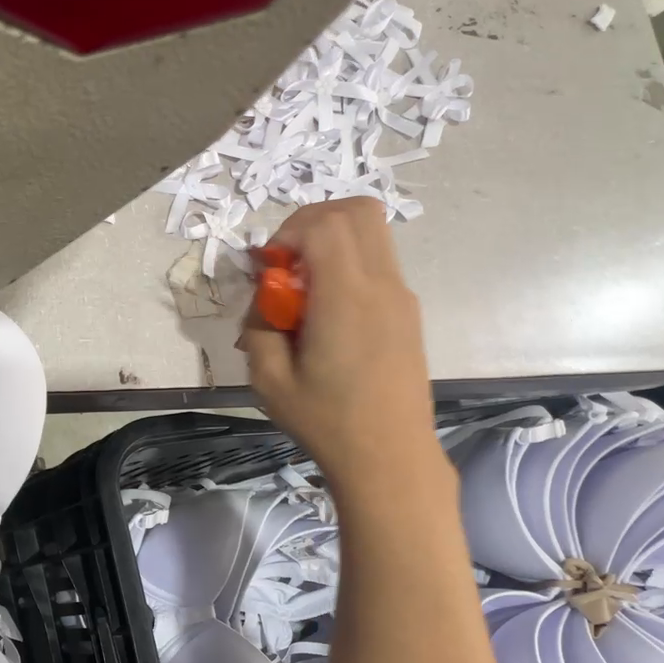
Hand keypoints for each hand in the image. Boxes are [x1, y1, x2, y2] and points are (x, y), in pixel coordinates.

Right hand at [240, 197, 442, 492]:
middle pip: (357, 211)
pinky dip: (342, 266)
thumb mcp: (267, 379)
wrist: (387, 451)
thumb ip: (259, 327)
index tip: (267, 270)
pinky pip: (374, 262)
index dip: (287, 232)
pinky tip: (319, 313)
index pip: (325, 226)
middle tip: (282, 265)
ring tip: (299, 292)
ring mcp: (400, 294)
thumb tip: (266, 298)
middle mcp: (381, 285)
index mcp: (346, 300)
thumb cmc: (323, 419)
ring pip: (369, 232)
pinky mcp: (404, 308)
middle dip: (310, 223)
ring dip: (327, 244)